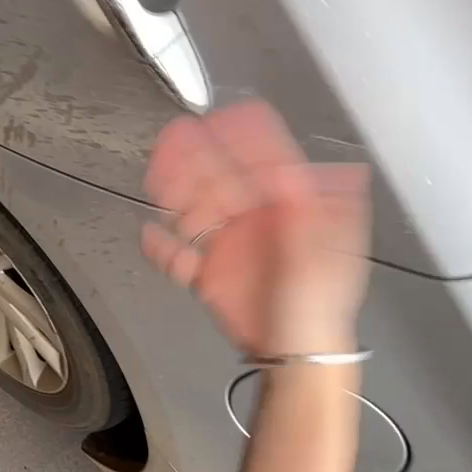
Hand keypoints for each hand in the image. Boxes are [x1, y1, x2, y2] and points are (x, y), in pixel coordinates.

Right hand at [141, 101, 369, 355]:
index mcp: (291, 216)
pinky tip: (149, 234)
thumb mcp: (321, 257)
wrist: (296, 357)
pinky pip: (178, 257)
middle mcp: (257, 227)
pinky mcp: (209, 277)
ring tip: (155, 171)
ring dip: (174, 190)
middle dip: (197, 157)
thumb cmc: (318, 312)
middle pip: (220, 183)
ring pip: (194, 212)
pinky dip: (161, 247)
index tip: (232, 114)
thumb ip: (307, 214)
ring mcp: (230, 251)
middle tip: (176, 133)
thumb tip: (295, 173)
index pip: (268, 165)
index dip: (250, 139)